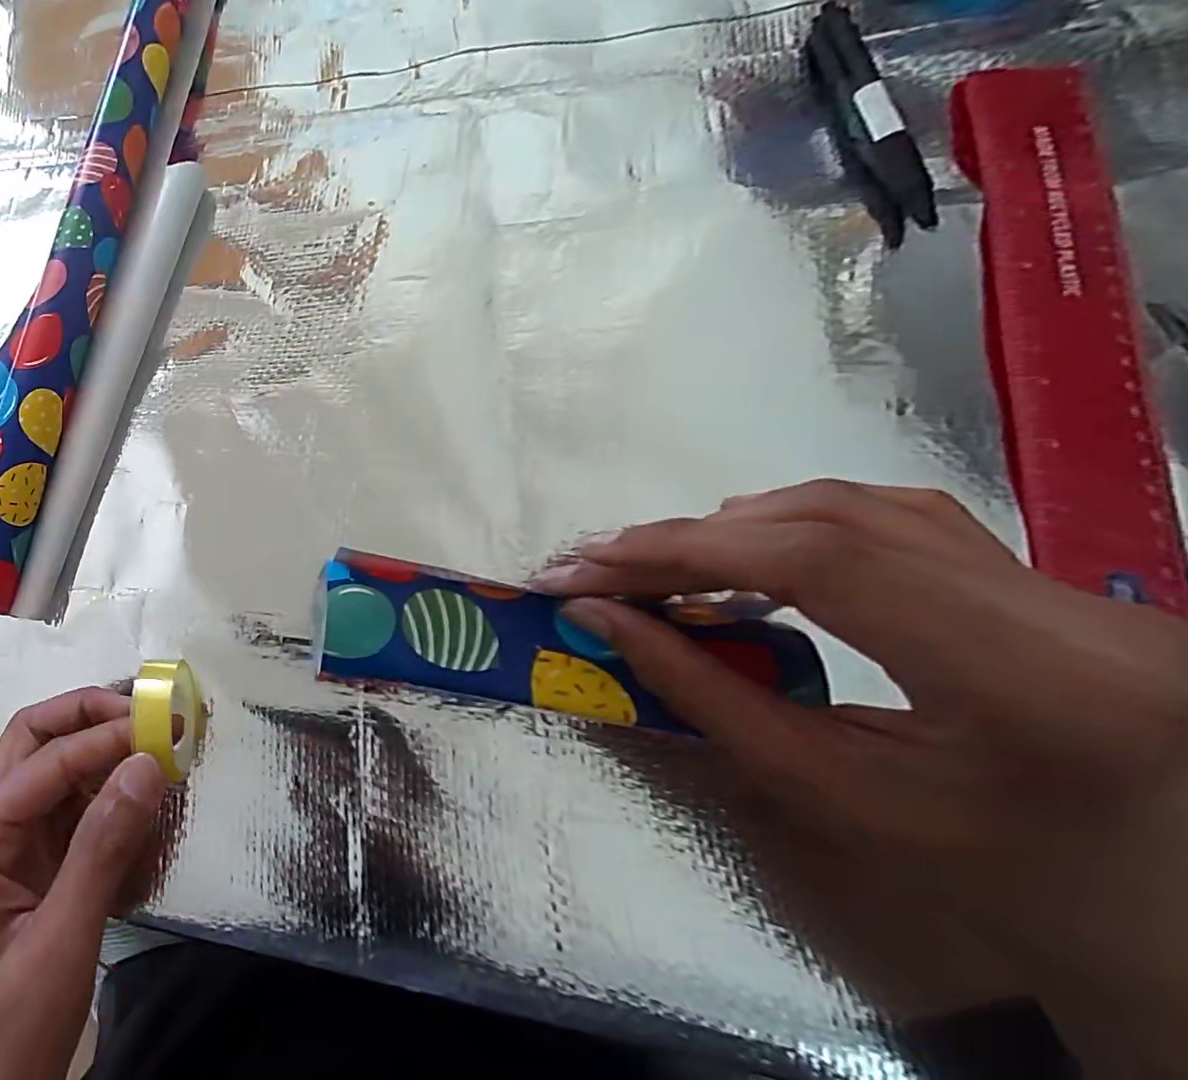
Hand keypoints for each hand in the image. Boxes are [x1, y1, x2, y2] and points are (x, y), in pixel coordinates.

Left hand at [0, 688, 166, 1079]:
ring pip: (46, 769)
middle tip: (151, 716)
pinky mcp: (15, 868)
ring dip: (99, 752)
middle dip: (91, 717)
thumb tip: (147, 764)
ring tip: (154, 747)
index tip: (167, 726)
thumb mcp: (60, 946)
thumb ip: (103, 848)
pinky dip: (98, 795)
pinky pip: (58, 810)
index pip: (47, 759)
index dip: (109, 735)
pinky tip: (135, 798)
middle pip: (33, 741)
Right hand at [533, 480, 1187, 1075]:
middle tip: (595, 562)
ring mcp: (1064, 583)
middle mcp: (1064, 605)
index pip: (820, 561)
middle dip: (688, 536)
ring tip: (652, 560)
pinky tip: (745, 550)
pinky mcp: (1042, 582)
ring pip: (861, 506)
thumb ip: (705, 694)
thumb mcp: (832, 794)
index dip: (682, 551)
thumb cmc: (996, 889)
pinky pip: (895, 520)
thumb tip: (599, 617)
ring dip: (733, 526)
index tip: (585, 569)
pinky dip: (792, 524)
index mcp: (1030, 680)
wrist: (1163, 918)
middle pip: (829, 519)